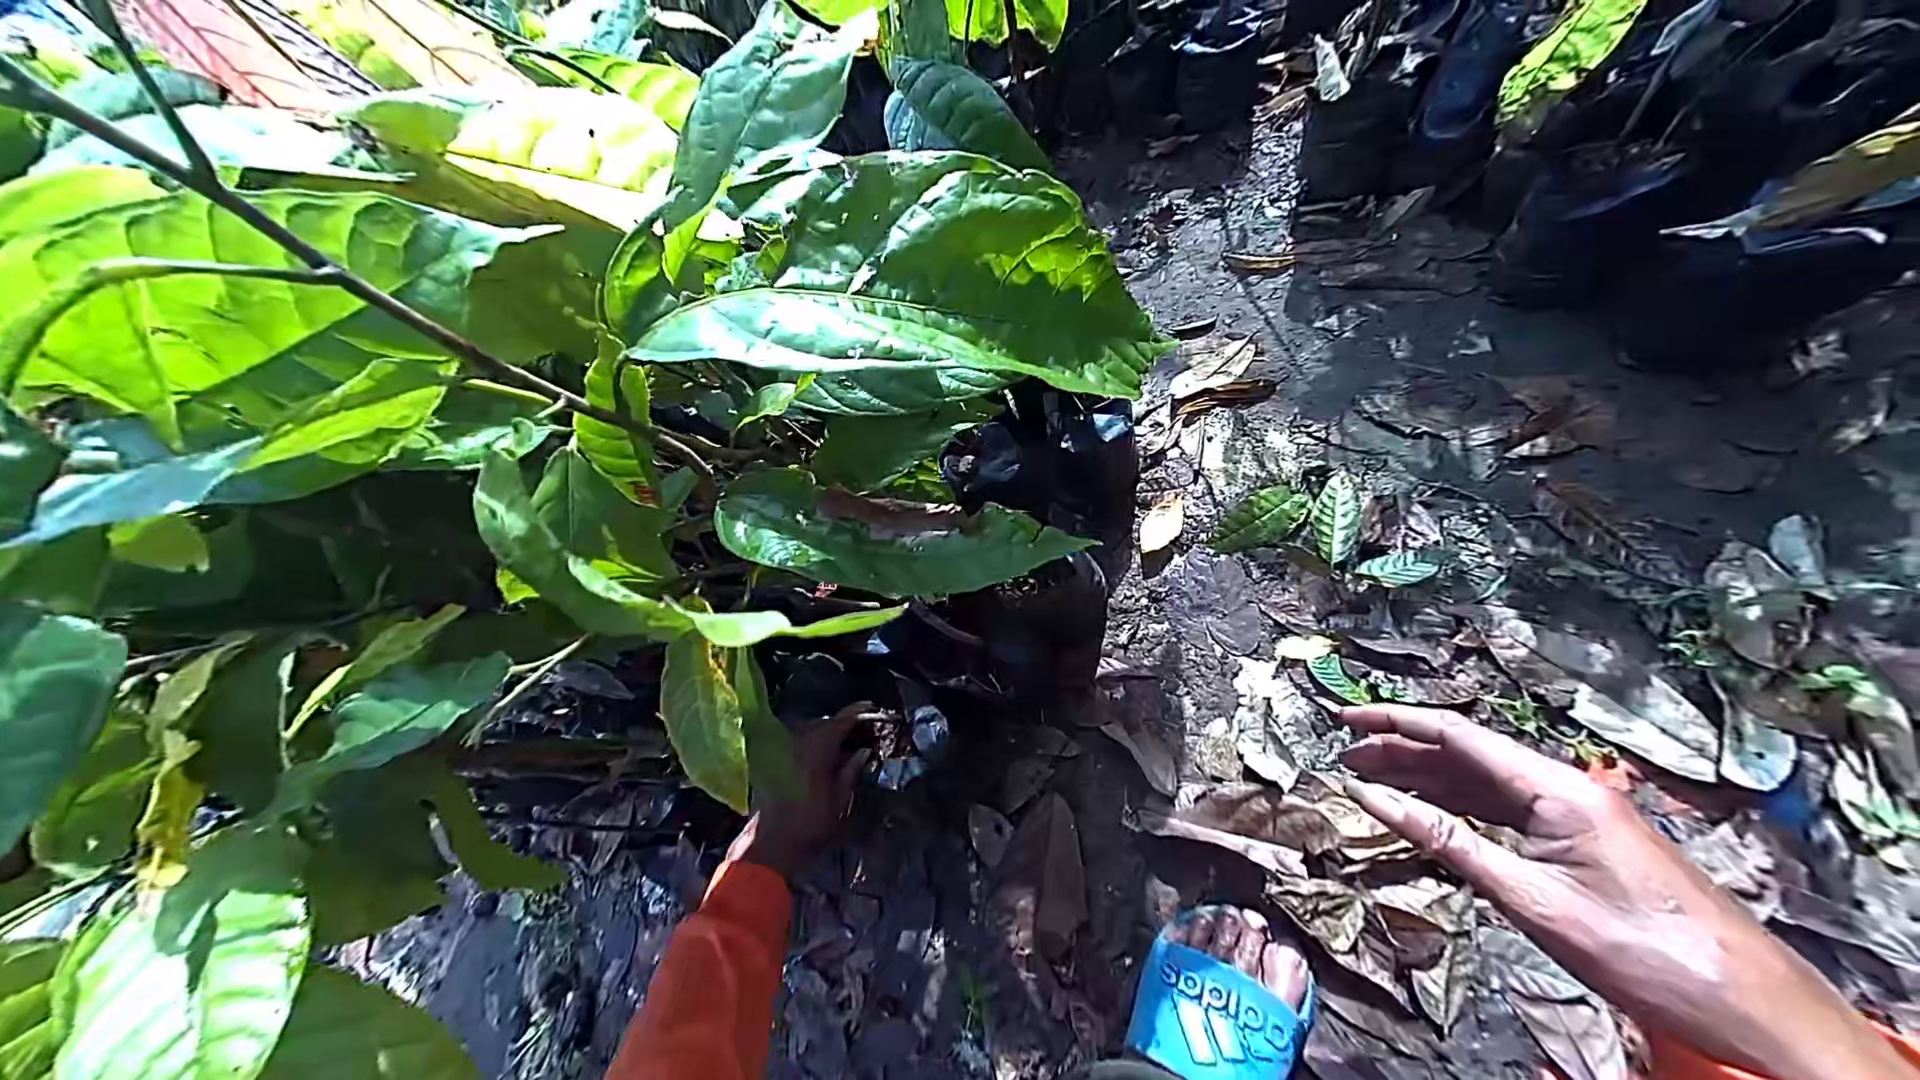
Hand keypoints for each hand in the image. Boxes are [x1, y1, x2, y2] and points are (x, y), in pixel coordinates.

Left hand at [728, 703, 873, 878]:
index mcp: (817, 745)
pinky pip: (799, 744)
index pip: (841, 720)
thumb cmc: (809, 822)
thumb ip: (851, 770)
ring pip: (810, 733)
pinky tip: (825, 758)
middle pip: (824, 723)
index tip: (871, 707)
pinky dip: (813, 745)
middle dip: (843, 725)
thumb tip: (862, 752)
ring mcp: (783, 750)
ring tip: (845, 745)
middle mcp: (798, 741)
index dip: (858, 712)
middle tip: (862, 731)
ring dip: (827, 735)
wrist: (771, 844)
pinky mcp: (773, 762)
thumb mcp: (840, 797)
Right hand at [1340, 704, 1914, 1079]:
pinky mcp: (1576, 833)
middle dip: (1399, 749)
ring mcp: (1572, 808)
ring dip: (1423, 775)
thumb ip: (1443, 839)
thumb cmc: (1646, 954)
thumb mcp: (1530, 897)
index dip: (1392, 720)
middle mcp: (1562, 785)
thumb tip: (1368, 797)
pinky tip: (1424, 808)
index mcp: (1555, 787)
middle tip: (1346, 757)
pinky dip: (1454, 802)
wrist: (1758, 1010)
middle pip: (1463, 751)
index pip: (1455, 733)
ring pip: (1478, 776)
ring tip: (1371, 778)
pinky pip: (1500, 804)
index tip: (1345, 717)